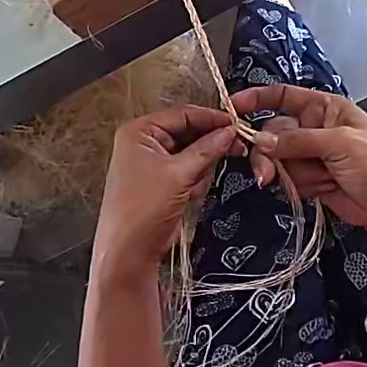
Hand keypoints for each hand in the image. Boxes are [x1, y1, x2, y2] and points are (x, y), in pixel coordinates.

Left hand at [95, 105, 241, 275]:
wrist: (129, 252)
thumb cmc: (143, 210)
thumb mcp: (179, 174)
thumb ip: (207, 149)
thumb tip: (229, 131)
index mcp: (139, 132)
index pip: (182, 114)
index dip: (211, 118)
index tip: (237, 123)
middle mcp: (143, 143)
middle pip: (189, 133)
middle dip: (208, 147)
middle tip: (236, 147)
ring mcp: (152, 163)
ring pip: (192, 154)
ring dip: (200, 169)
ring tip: (193, 187)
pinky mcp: (162, 182)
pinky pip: (188, 172)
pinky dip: (194, 181)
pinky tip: (189, 195)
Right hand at [231, 84, 366, 230]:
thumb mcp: (339, 144)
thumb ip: (298, 140)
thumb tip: (260, 140)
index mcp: (326, 108)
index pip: (284, 96)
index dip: (258, 99)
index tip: (233, 108)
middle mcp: (315, 128)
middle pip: (274, 133)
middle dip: (269, 153)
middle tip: (265, 174)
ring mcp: (312, 155)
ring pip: (277, 159)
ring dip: (285, 173)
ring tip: (310, 183)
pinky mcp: (310, 179)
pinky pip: (287, 178)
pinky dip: (296, 185)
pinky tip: (317, 190)